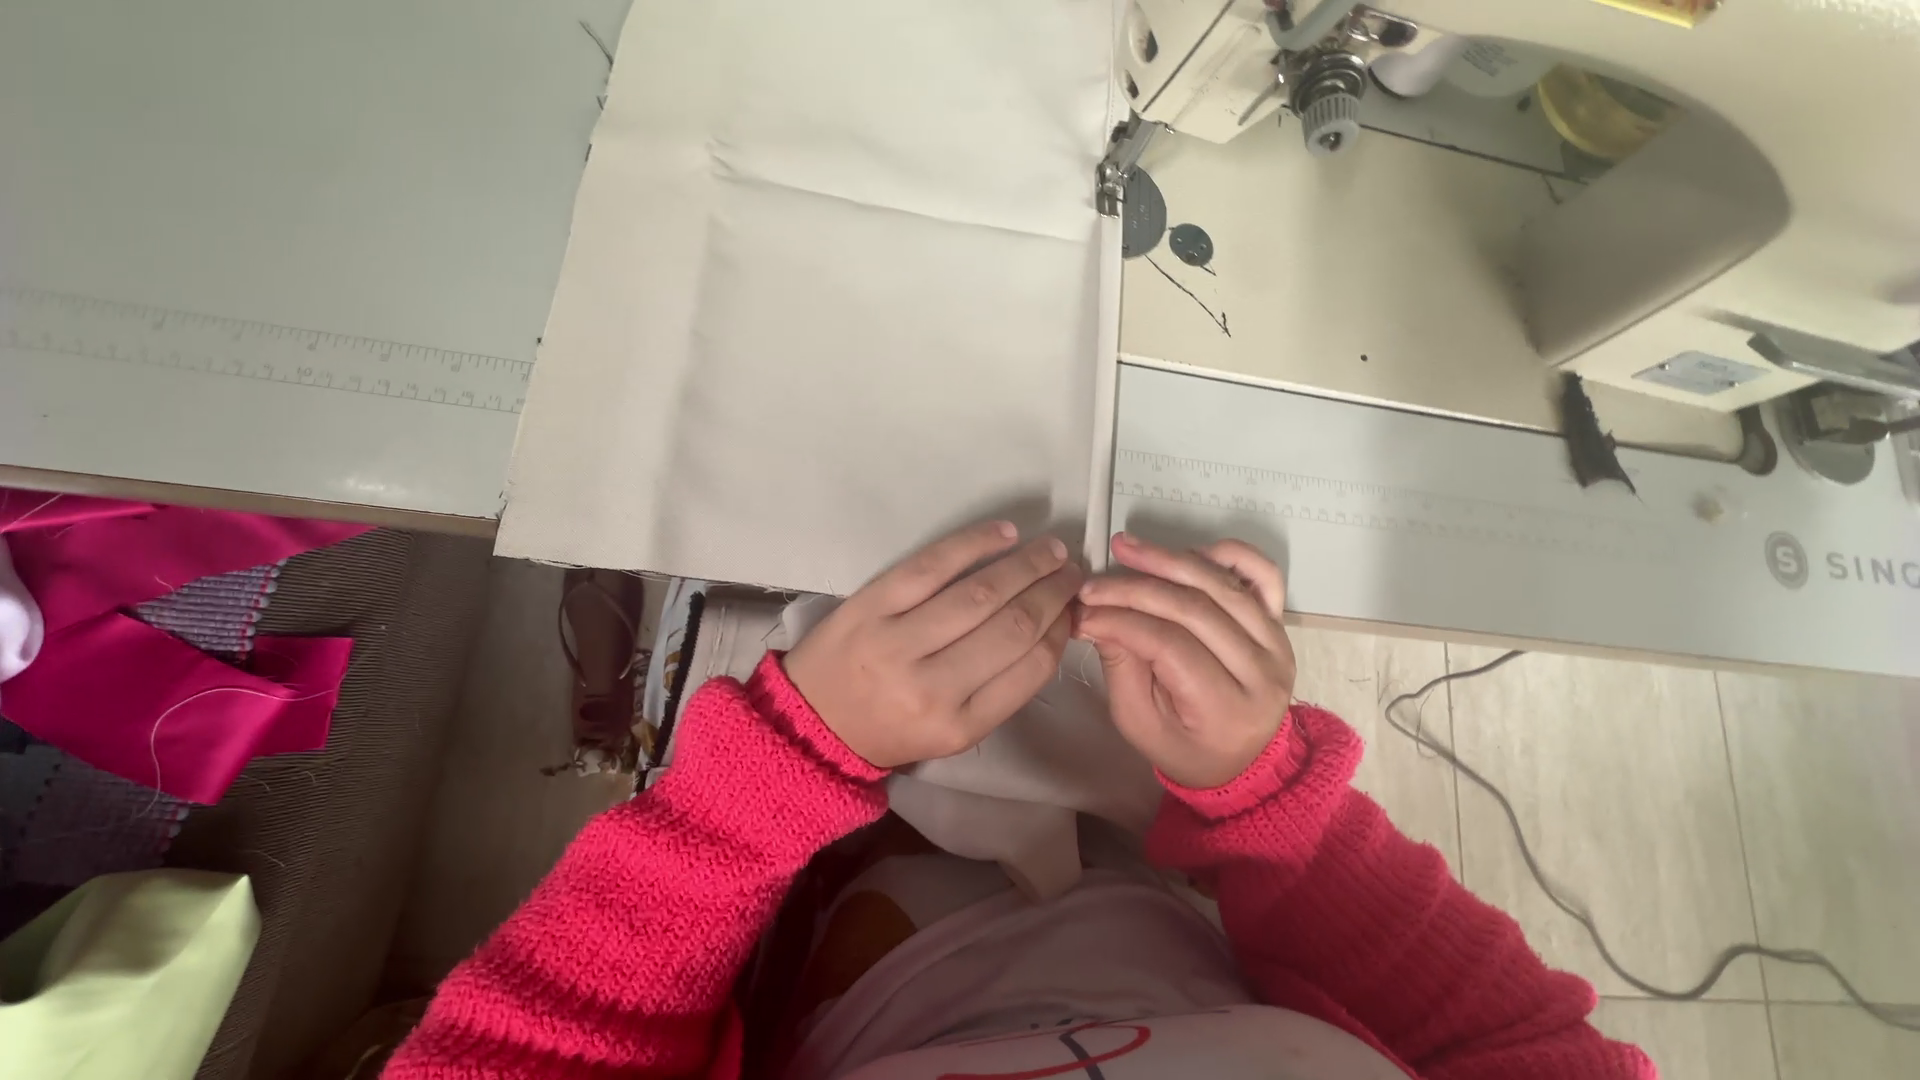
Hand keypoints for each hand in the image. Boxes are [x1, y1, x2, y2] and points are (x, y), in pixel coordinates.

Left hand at [785, 521, 1082, 768]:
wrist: (812, 722)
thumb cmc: (891, 729)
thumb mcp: (952, 730)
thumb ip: (1001, 688)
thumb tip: (1050, 626)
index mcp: (959, 725)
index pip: (1031, 667)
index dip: (1061, 629)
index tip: (1074, 606)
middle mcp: (932, 687)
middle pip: (1012, 626)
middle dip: (1052, 592)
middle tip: (1071, 572)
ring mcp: (897, 642)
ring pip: (979, 593)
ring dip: (1025, 565)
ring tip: (1049, 550)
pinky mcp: (870, 606)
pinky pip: (931, 566)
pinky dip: (972, 544)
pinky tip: (1003, 533)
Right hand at [1075, 532, 1295, 789]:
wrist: (1239, 760)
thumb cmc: (1182, 746)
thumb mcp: (1137, 721)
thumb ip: (1119, 666)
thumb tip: (1092, 614)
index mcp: (1226, 708)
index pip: (1170, 645)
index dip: (1122, 621)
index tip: (1082, 612)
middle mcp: (1262, 671)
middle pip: (1194, 610)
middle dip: (1135, 589)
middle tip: (1092, 584)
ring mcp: (1277, 641)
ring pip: (1221, 586)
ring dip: (1169, 560)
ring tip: (1125, 548)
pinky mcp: (1280, 622)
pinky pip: (1262, 574)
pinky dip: (1227, 554)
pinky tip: (1186, 552)